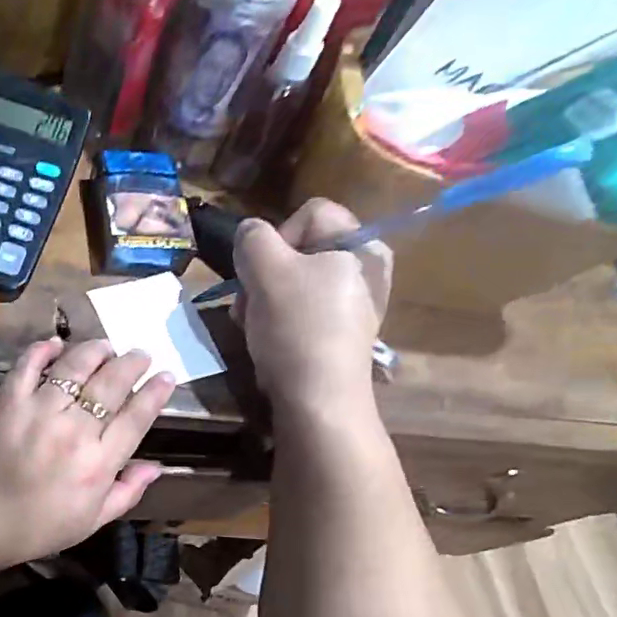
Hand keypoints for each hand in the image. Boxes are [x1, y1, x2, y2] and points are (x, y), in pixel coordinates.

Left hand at [0, 337, 176, 570]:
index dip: (155, 393)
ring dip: (95, 351)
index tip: (166, 376)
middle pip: (111, 384)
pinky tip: (56, 344)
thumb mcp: (91, 521)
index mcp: (98, 464)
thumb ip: (126, 492)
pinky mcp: (7, 402)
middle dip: (132, 363)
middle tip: (140, 355)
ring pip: (74, 368)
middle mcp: (74, 431)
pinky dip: (43, 350)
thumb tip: (156, 467)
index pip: (136, 417)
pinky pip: (27, 365)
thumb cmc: (38, 527)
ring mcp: (39, 412)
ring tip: (105, 347)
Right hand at [231, 198, 392, 413]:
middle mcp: (366, 270)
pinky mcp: (341, 338)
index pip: (310, 214)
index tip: (262, 272)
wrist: (318, 402)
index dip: (276, 237)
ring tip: (253, 328)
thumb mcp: (265, 271)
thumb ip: (253, 239)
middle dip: (265, 276)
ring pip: (295, 285)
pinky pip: (303, 315)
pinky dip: (280, 325)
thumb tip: (250, 234)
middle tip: (250, 304)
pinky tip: (268, 344)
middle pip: (300, 252)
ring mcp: (355, 307)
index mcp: (362, 244)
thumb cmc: (297, 328)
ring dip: (265, 302)